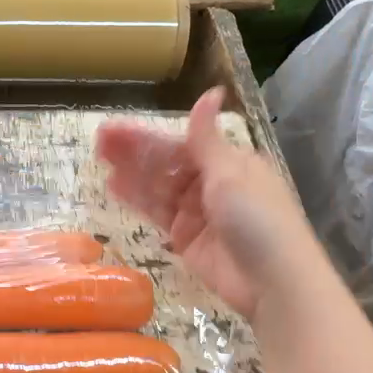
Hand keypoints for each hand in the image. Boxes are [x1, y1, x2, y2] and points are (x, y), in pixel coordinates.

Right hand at [97, 88, 321, 318]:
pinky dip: (137, 199)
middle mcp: (212, 183)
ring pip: (157, 187)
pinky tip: (114, 187)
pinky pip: (157, 213)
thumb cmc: (258, 219)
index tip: (112, 129)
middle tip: (97, 142)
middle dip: (133, 152)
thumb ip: (207, 138)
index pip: (179, 143)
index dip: (145, 136)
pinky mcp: (186, 239)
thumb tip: (212, 91)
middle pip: (166, 164)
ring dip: (130, 173)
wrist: (274, 282)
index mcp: (229, 162)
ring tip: (99, 161)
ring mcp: (197, 212)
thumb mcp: (232, 173)